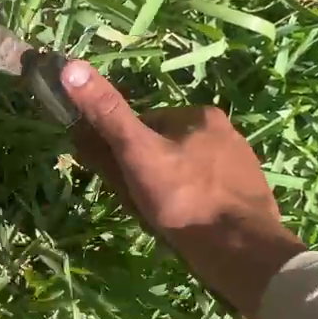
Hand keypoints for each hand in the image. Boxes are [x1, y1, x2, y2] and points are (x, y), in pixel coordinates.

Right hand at [60, 60, 305, 318]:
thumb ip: (106, 113)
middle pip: (164, 149)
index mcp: (199, 115)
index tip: (117, 176)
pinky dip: (189, 207)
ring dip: (165, 193)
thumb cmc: (182, 196)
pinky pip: (204, 195)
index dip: (122, 150)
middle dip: (144, 173)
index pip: (144, 124)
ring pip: (184, 174)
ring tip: (160, 219)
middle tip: (138, 202)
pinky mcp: (247, 197)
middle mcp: (226, 133)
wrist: (239, 250)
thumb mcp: (136, 151)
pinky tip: (183, 227)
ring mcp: (240, 167)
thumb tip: (70, 67)